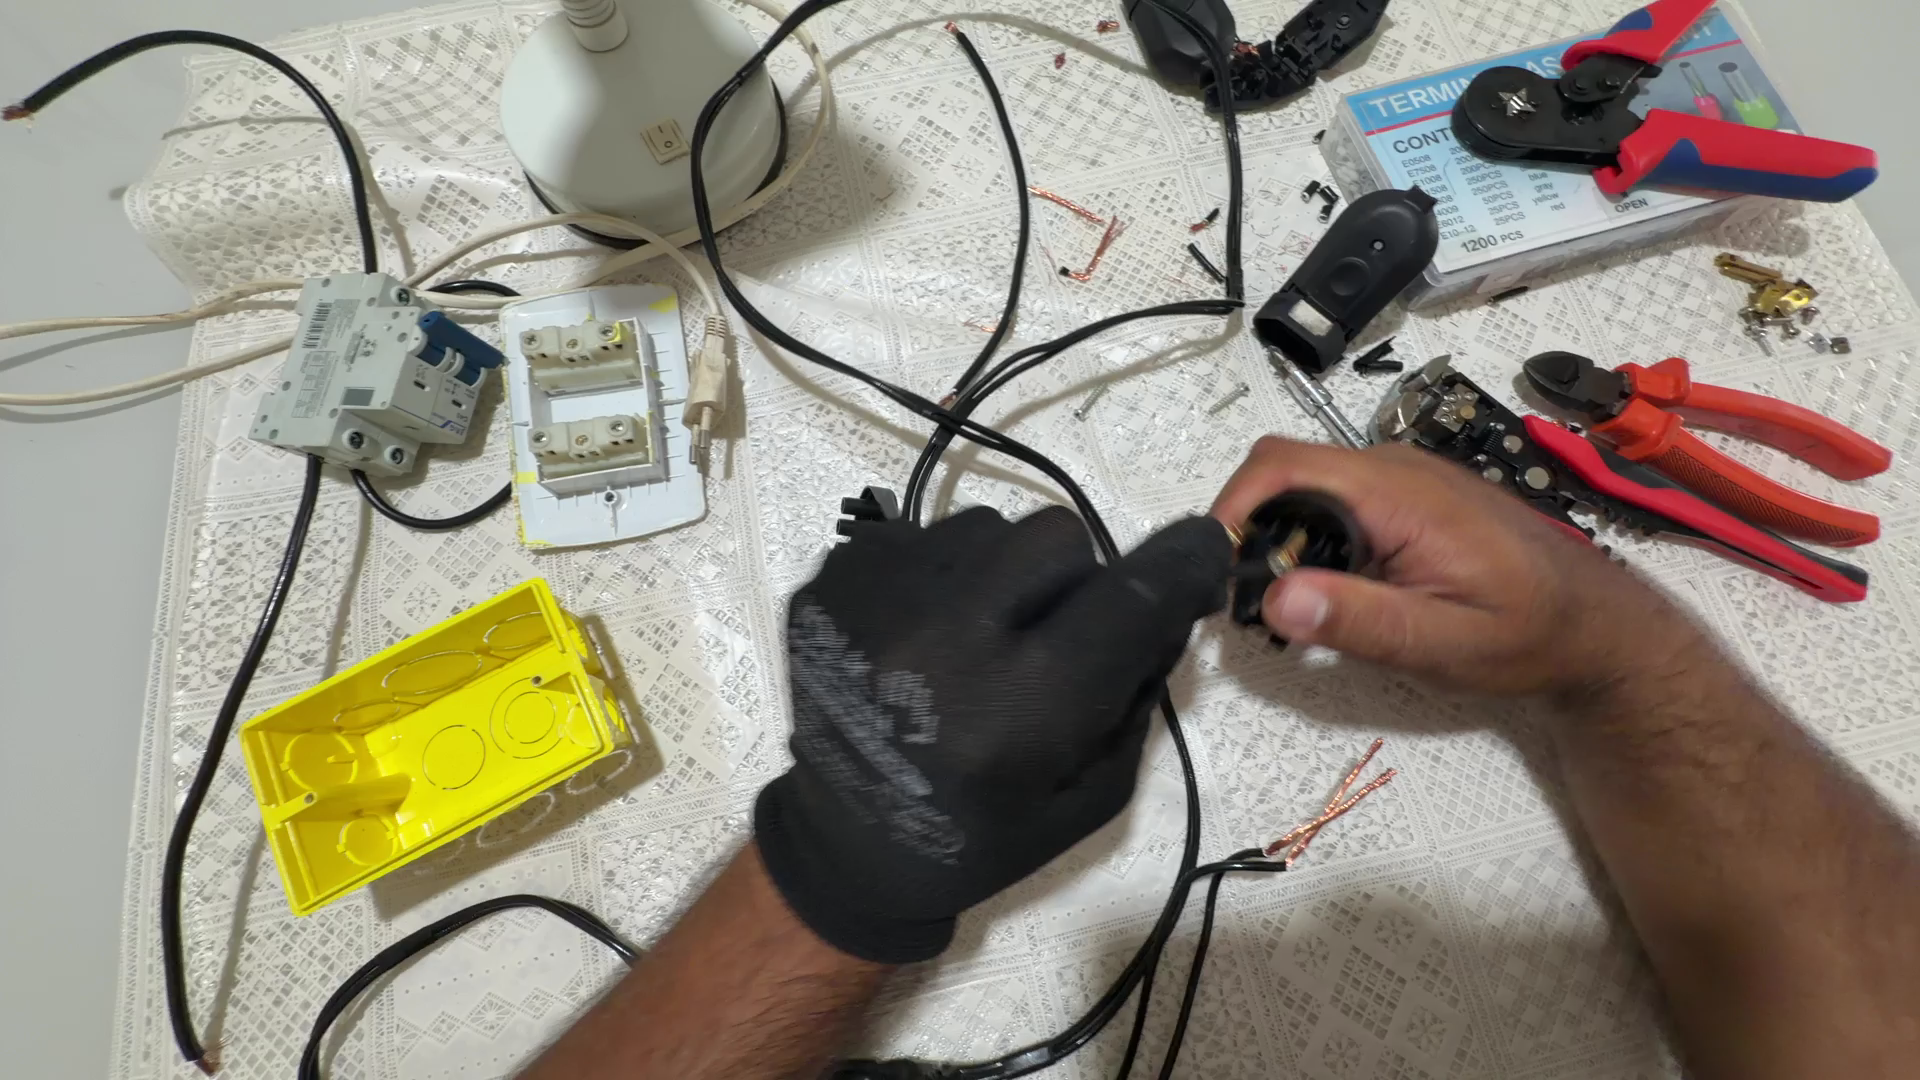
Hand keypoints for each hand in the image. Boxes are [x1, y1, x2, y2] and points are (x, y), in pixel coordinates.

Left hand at [755, 506, 1231, 962]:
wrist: (845, 845)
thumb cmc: (978, 836)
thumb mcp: (1088, 793)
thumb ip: (1138, 693)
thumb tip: (1162, 604)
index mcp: (1013, 710)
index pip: (1124, 601)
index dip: (1178, 566)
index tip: (1202, 546)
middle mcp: (939, 637)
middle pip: (1054, 536)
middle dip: (1075, 578)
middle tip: (1050, 631)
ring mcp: (871, 597)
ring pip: (985, 526)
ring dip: (1004, 572)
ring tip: (975, 637)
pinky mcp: (828, 579)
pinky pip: (918, 534)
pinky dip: (940, 574)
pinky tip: (919, 633)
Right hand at [1210, 436, 1710, 698]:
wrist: (1598, 626)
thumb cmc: (1528, 635)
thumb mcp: (1443, 640)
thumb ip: (1360, 619)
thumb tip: (1273, 598)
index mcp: (1395, 491)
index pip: (1282, 464)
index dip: (1232, 503)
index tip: (1212, 563)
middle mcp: (1388, 467)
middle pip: (1280, 469)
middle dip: (1243, 523)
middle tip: (1240, 591)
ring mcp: (1393, 478)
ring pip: (1298, 482)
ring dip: (1269, 531)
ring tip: (1277, 595)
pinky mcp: (1396, 495)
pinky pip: (1325, 497)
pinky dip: (1298, 533)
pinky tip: (1317, 582)